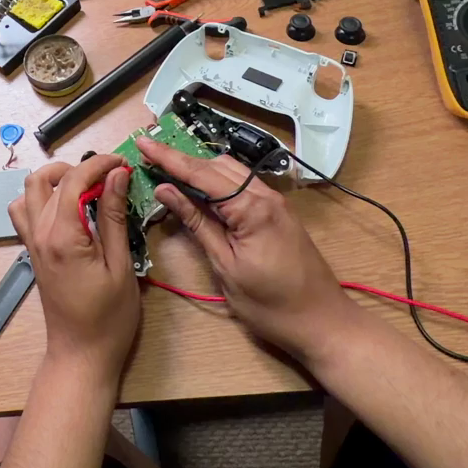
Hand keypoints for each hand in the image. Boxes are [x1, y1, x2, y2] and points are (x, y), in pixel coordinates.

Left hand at [7, 155, 140, 380]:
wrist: (81, 354)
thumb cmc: (109, 317)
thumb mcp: (121, 265)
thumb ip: (114, 216)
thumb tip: (117, 175)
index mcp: (62, 235)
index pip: (73, 180)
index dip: (98, 164)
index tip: (122, 163)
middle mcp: (39, 232)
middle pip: (46, 179)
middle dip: (77, 168)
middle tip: (107, 176)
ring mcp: (31, 241)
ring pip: (29, 190)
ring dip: (54, 179)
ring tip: (84, 186)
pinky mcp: (31, 250)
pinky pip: (23, 211)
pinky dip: (39, 198)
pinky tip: (65, 207)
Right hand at [135, 138, 358, 363]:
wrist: (325, 325)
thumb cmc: (272, 306)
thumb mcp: (226, 266)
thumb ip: (196, 223)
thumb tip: (165, 190)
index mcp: (252, 208)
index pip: (200, 173)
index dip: (168, 157)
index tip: (142, 142)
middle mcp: (265, 195)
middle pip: (214, 165)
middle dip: (180, 158)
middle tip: (148, 155)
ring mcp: (274, 202)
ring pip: (229, 171)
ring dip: (198, 168)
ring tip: (167, 169)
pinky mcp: (276, 212)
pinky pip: (240, 184)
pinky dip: (215, 181)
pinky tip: (199, 189)